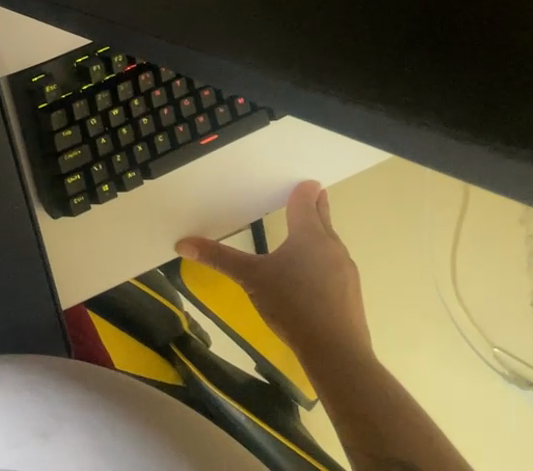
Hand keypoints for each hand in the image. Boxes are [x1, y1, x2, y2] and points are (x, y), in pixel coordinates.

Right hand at [175, 180, 370, 361]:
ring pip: (331, 243)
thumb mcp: (249, 277)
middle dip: (318, 207)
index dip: (305, 191)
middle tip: (316, 192)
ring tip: (310, 229)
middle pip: (324, 220)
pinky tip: (313, 270)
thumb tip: (181, 243)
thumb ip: (218, 258)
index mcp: (309, 237)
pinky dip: (324, 256)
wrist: (337, 351)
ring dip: (321, 232)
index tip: (310, 181)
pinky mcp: (350, 293)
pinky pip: (335, 264)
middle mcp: (332, 248)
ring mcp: (346, 272)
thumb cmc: (292, 304)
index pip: (306, 204)